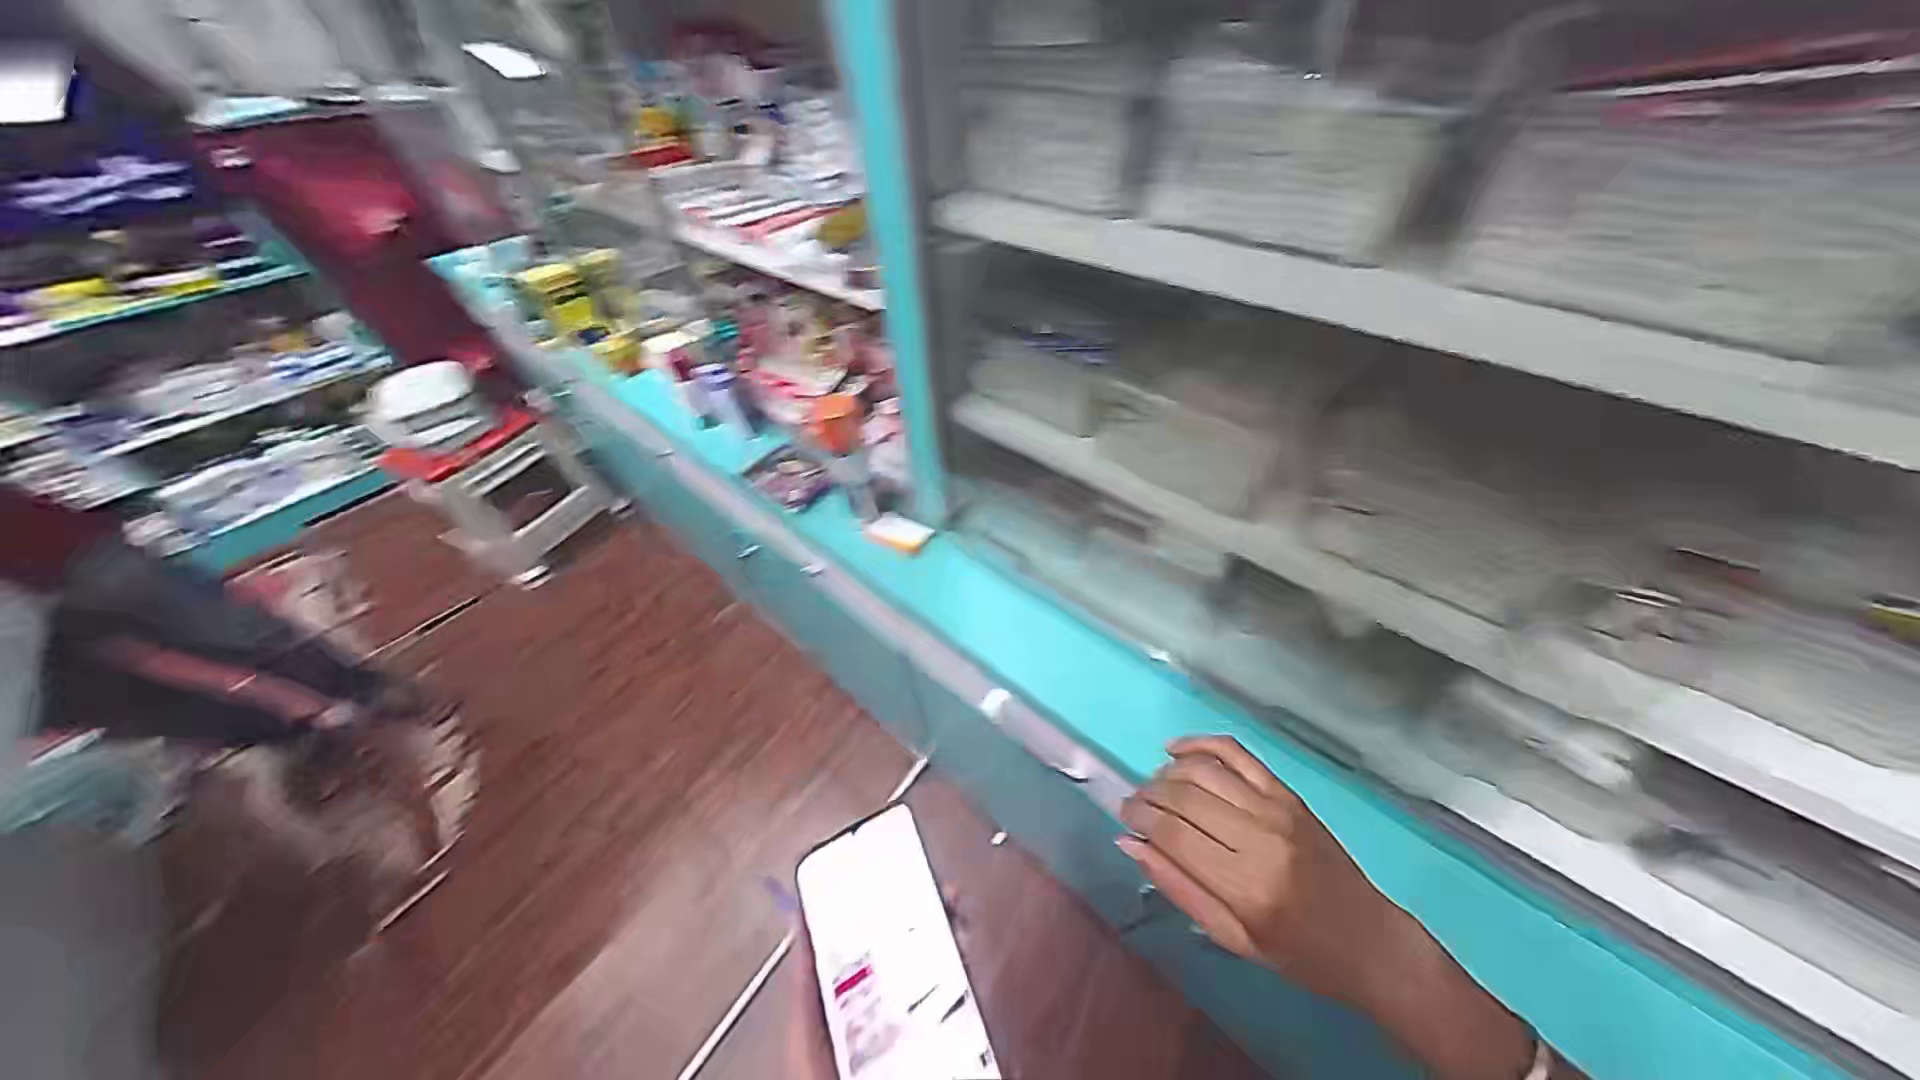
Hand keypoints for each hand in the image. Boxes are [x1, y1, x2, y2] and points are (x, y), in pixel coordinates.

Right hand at [1117, 734, 1397, 1003]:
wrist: (1369, 941)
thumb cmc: (1298, 952)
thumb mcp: (1233, 938)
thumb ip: (1178, 887)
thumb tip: (1130, 842)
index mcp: (1245, 886)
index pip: (1174, 835)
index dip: (1140, 818)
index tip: (1123, 815)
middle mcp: (1260, 838)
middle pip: (1184, 798)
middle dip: (1148, 795)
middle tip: (1133, 803)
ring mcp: (1277, 809)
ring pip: (1203, 771)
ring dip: (1167, 773)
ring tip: (1154, 786)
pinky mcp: (1287, 793)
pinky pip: (1236, 753)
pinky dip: (1200, 743)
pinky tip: (1176, 749)